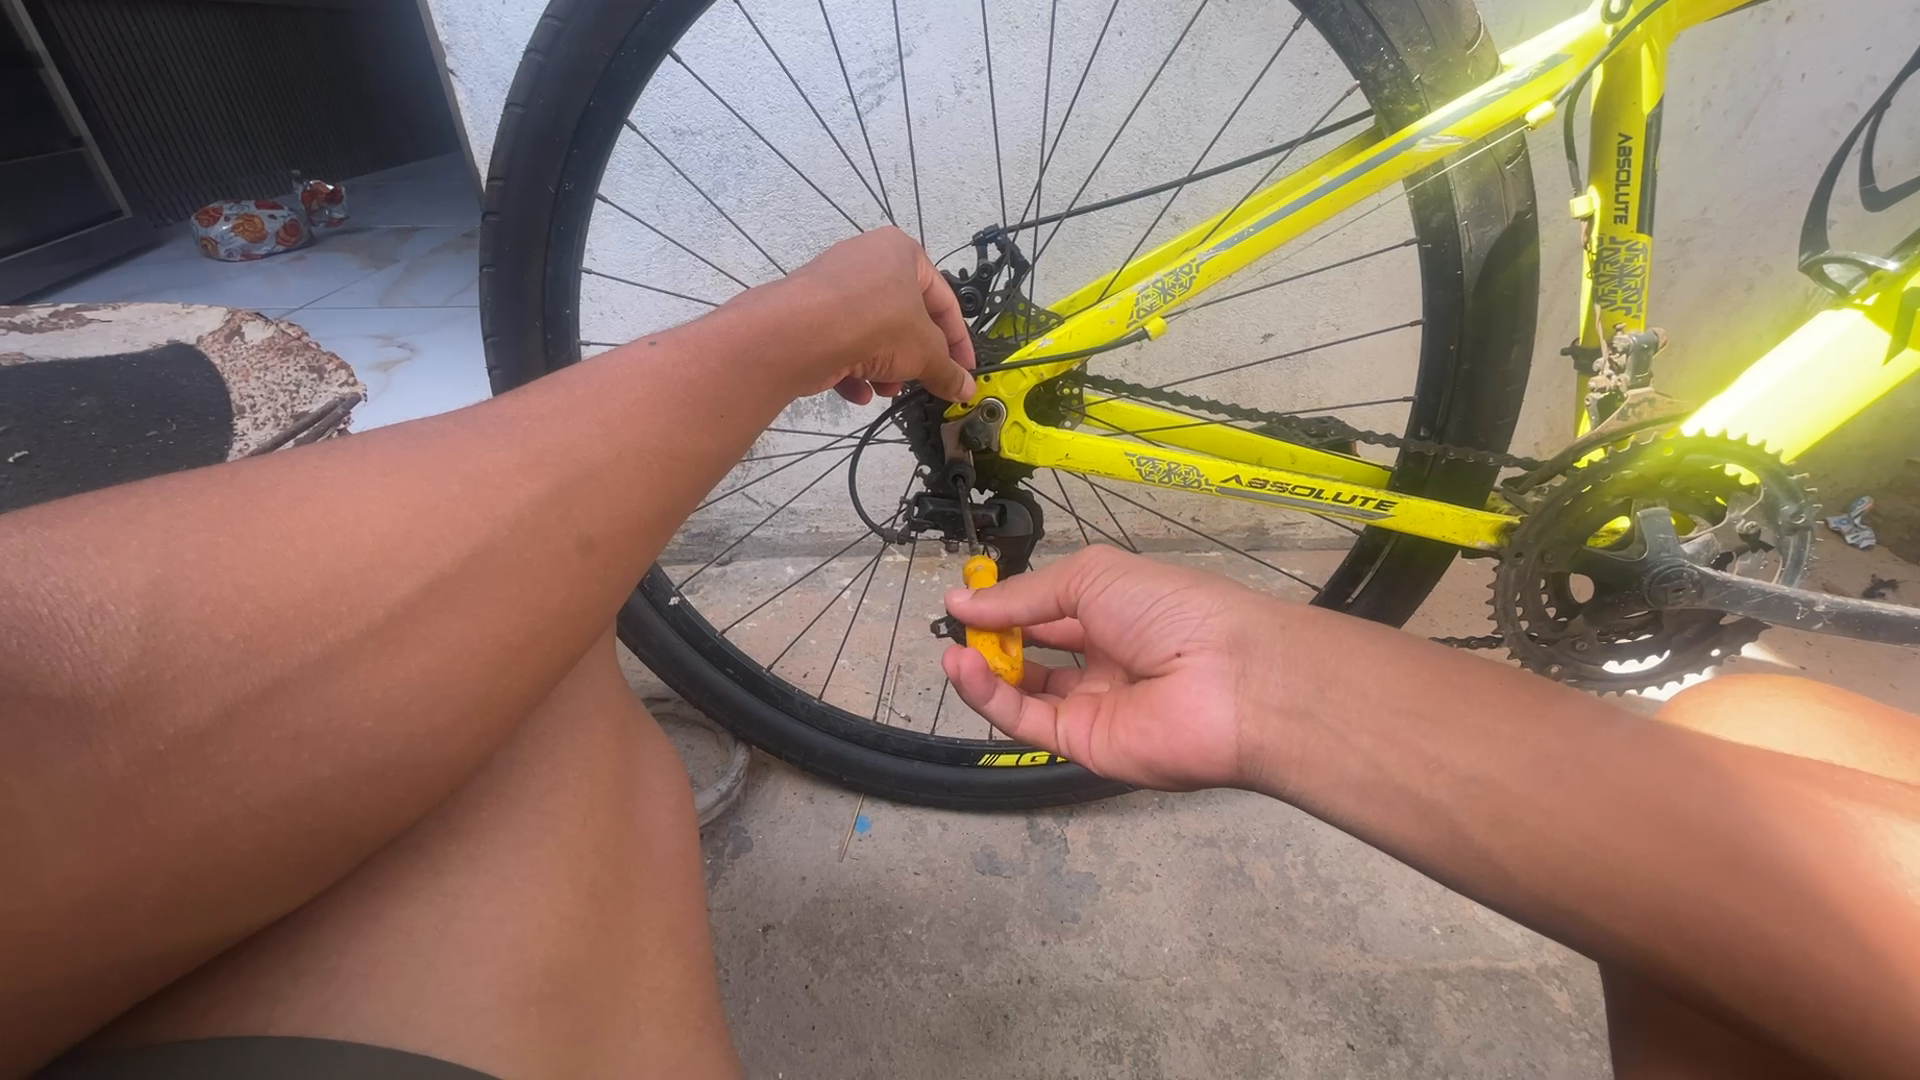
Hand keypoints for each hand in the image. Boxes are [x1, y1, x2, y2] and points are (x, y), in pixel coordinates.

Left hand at [776, 227, 976, 403]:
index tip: (963, 371)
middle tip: (923, 382)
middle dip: (915, 358)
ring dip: (885, 368)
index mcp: (902, 253)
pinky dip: (853, 369)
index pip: (943, 300)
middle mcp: (867, 262)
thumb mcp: (926, 351)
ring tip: (887, 390)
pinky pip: (842, 342)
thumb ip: (948, 371)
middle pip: (904, 319)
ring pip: (872, 334)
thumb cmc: (875, 323)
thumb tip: (966, 389)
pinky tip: (859, 391)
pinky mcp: (810, 314)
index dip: (958, 341)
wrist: (802, 333)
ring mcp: (835, 288)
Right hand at [940, 546, 1279, 790]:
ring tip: (953, 650)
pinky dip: (990, 698)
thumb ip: (1025, 594)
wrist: (1227, 678)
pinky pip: (1028, 721)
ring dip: (984, 671)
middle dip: (993, 640)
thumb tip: (963, 599)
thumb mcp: (1092, 578)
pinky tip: (965, 670)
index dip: (1008, 605)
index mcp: (1113, 614)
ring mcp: (1092, 705)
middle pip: (1034, 653)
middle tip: (957, 627)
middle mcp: (1102, 659)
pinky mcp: (1082, 744)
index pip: (1048, 611)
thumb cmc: (1167, 609)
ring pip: (1024, 690)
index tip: (965, 599)